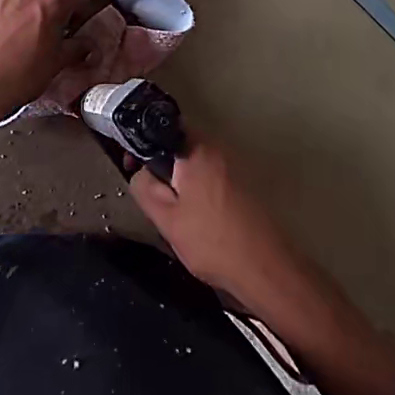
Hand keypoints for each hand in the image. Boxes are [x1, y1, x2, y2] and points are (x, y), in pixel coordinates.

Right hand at [129, 141, 299, 301]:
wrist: (262, 266)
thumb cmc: (211, 241)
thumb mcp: (166, 218)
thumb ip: (145, 188)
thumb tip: (140, 170)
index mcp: (198, 151)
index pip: (165, 128)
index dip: (144, 144)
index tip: (132, 166)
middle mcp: (220, 151)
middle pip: (182, 147)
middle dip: (164, 167)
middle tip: (153, 196)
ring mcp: (236, 167)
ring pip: (198, 165)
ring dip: (183, 182)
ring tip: (176, 213)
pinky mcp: (246, 185)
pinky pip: (214, 178)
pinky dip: (201, 191)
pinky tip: (199, 220)